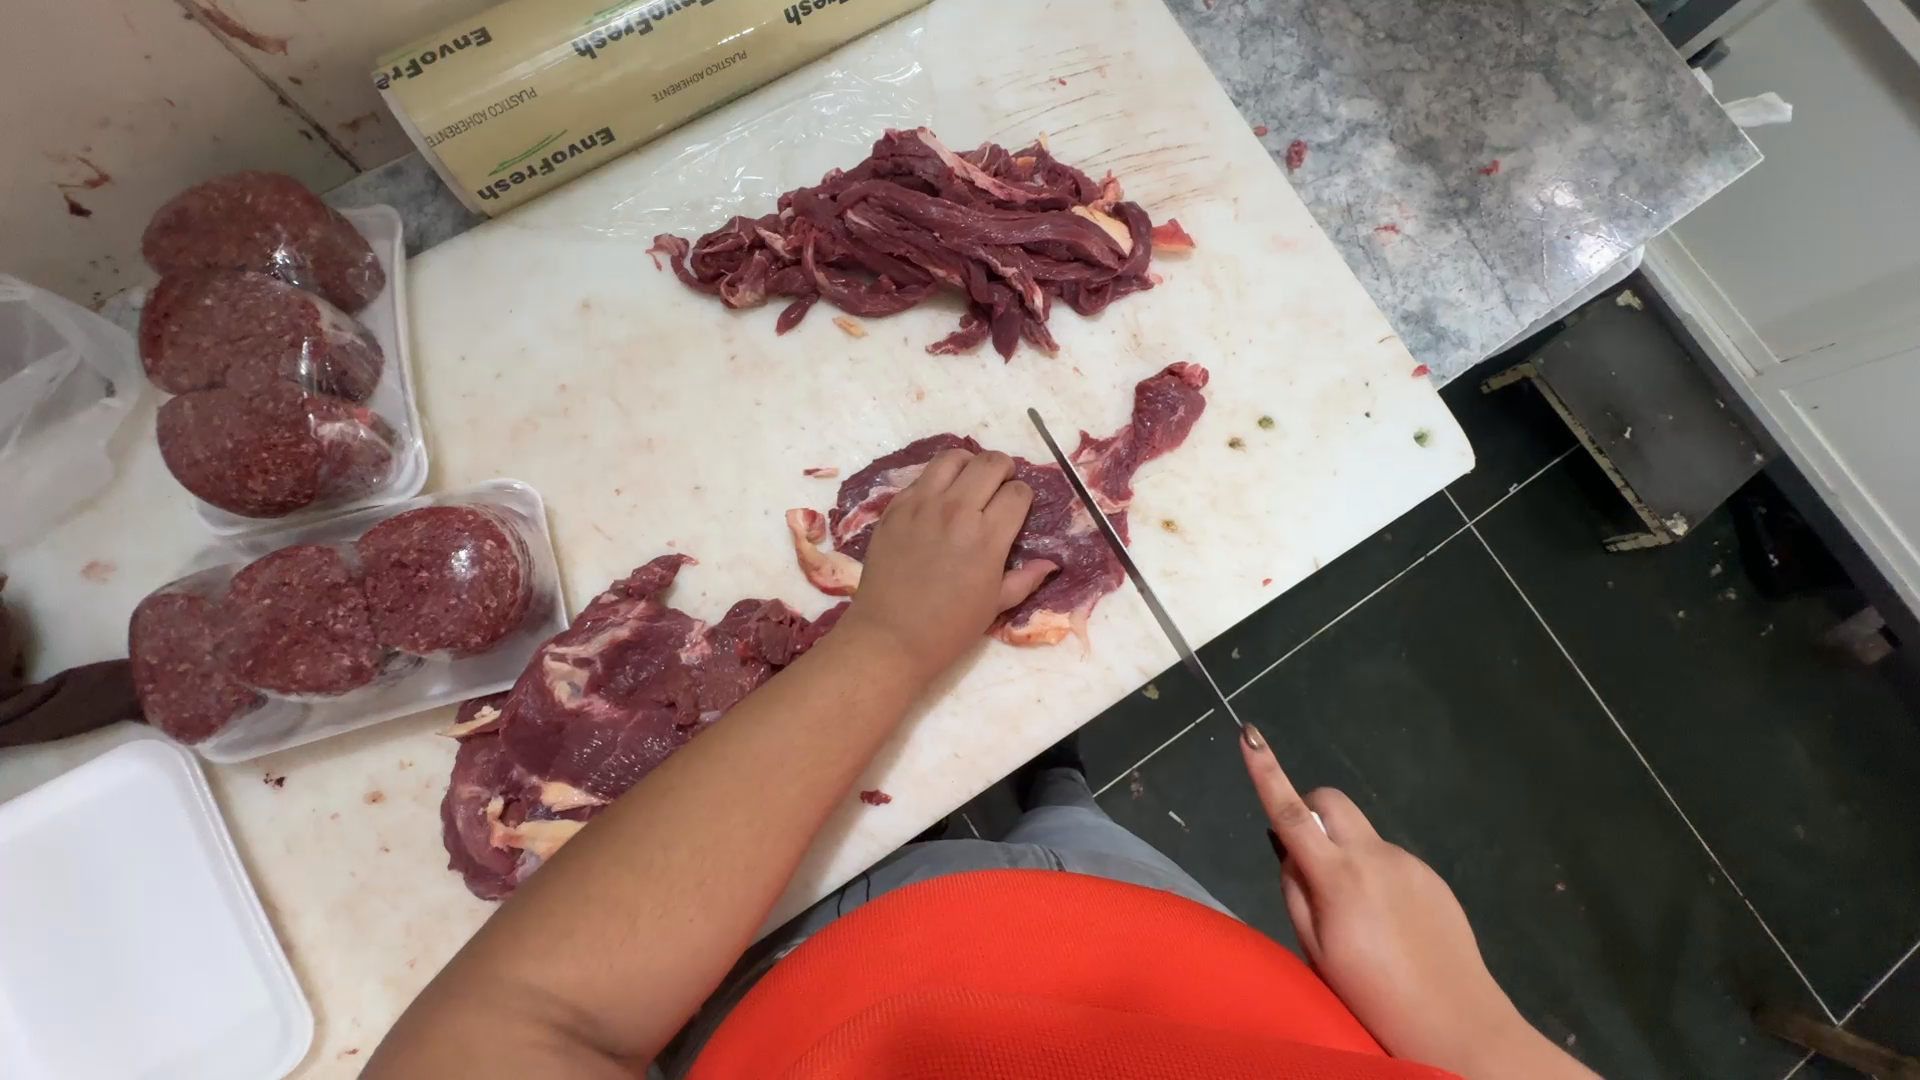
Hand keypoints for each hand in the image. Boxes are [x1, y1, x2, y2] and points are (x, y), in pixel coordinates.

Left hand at [840, 449, 1056, 683]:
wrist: (890, 637)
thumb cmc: (949, 628)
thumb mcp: (996, 605)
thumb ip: (1025, 578)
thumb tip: (1051, 563)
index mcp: (986, 537)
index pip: (1017, 492)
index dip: (1023, 497)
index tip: (1017, 509)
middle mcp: (955, 511)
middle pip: (989, 463)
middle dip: (1003, 469)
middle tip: (999, 486)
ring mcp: (920, 505)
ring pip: (952, 457)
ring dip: (968, 464)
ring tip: (969, 481)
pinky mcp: (894, 508)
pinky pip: (920, 478)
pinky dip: (935, 482)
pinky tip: (937, 502)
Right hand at [1240, 727, 1599, 1079]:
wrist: (1464, 1031)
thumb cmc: (1374, 997)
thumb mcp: (1315, 950)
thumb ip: (1295, 890)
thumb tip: (1291, 850)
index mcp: (1338, 877)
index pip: (1290, 812)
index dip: (1266, 771)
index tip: (1249, 734)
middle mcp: (1374, 857)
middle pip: (1331, 801)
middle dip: (1311, 810)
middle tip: (1308, 855)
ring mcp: (1409, 864)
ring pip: (1360, 835)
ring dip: (1345, 853)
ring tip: (1360, 916)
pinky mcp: (1433, 877)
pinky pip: (1389, 860)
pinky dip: (1376, 876)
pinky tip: (1391, 923)